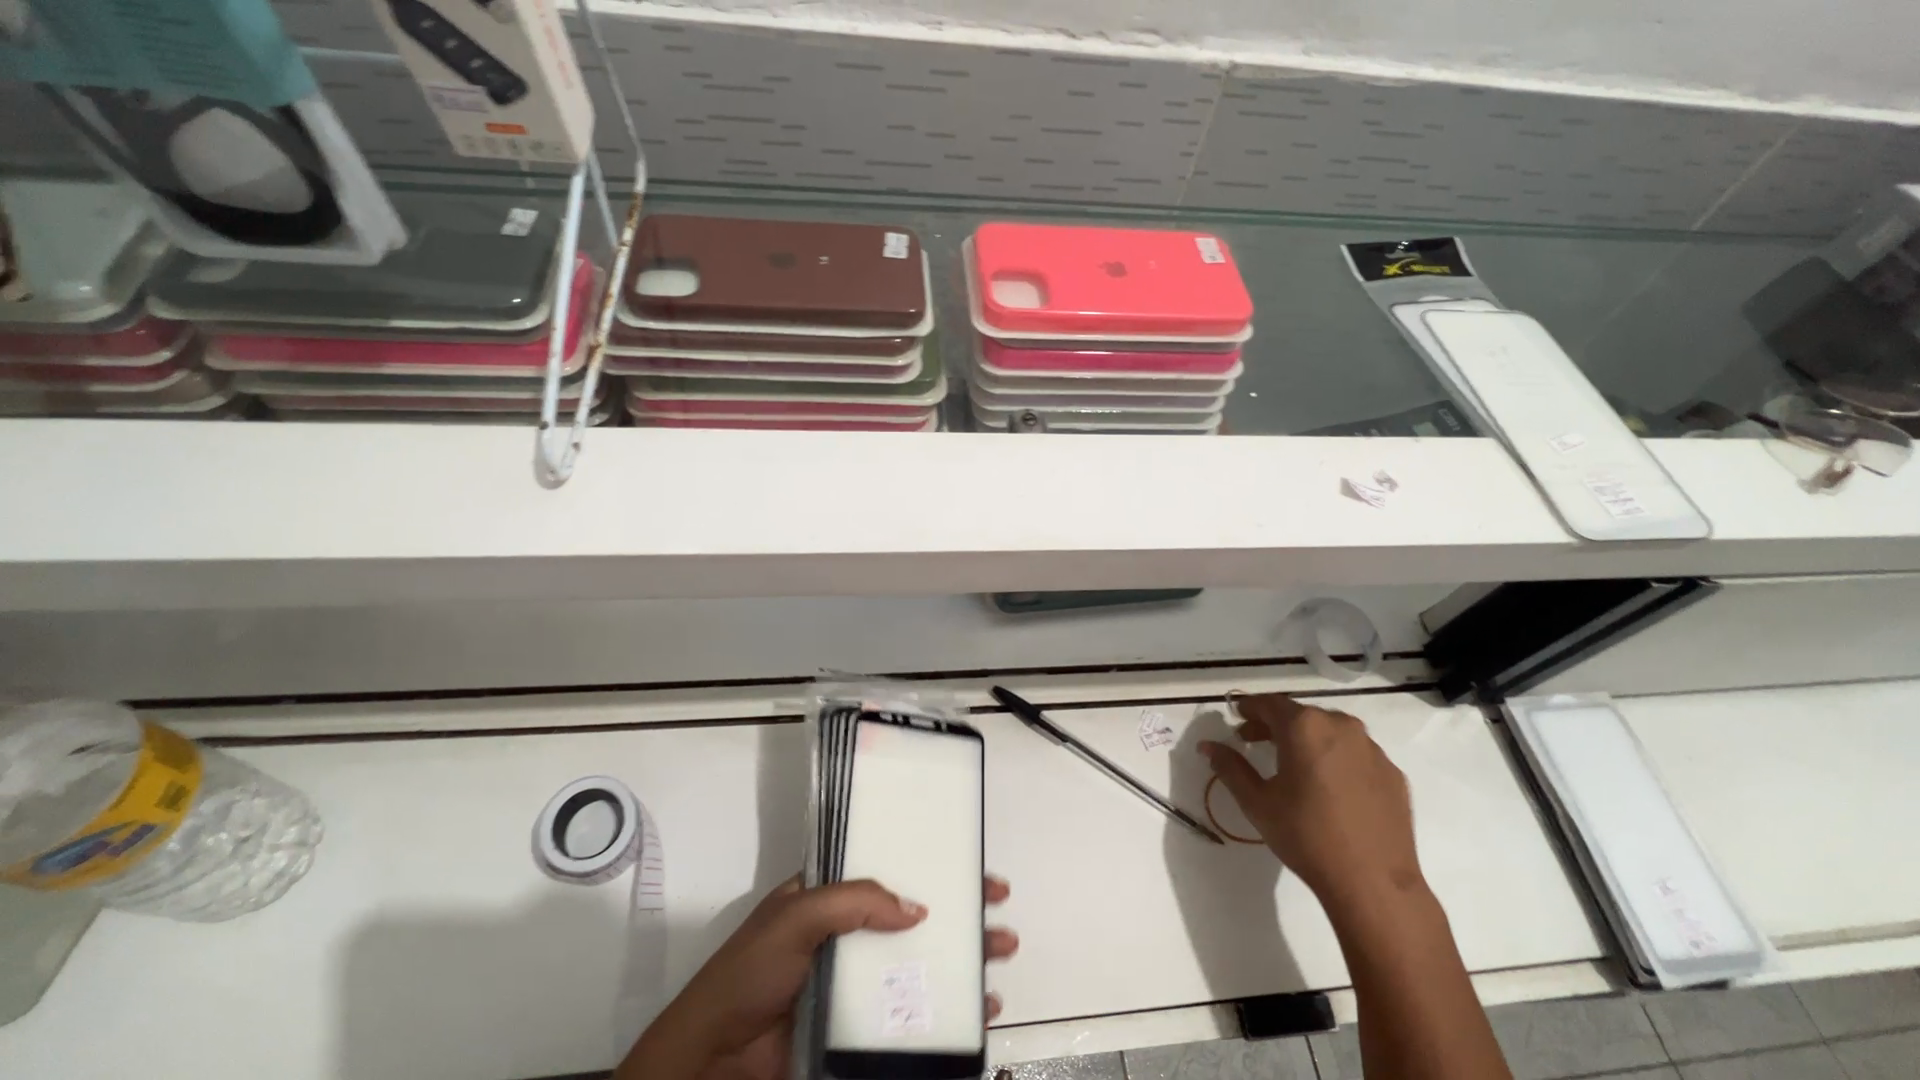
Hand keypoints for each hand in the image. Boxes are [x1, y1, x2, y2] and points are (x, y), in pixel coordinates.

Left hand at [620, 876, 1017, 1079]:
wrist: (715, 1061)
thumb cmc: (749, 976)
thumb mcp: (795, 919)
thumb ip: (854, 903)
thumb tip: (917, 908)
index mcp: (825, 900)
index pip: (885, 873)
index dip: (928, 867)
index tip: (969, 868)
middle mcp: (845, 937)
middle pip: (913, 919)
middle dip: (960, 913)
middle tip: (1000, 910)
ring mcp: (855, 986)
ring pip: (919, 965)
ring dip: (963, 959)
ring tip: (1003, 954)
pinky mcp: (859, 1030)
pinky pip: (911, 1015)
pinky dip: (947, 1011)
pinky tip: (979, 1009)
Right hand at [1199, 695, 1423, 912]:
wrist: (1372, 880)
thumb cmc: (1306, 836)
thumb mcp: (1257, 802)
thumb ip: (1230, 767)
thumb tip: (1208, 746)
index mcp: (1305, 727)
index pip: (1270, 704)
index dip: (1249, 708)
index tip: (1236, 715)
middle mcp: (1342, 727)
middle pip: (1301, 715)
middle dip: (1276, 725)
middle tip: (1255, 741)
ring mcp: (1372, 749)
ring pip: (1332, 732)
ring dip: (1308, 740)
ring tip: (1293, 765)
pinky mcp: (1392, 773)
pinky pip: (1356, 755)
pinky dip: (1336, 760)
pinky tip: (1329, 788)